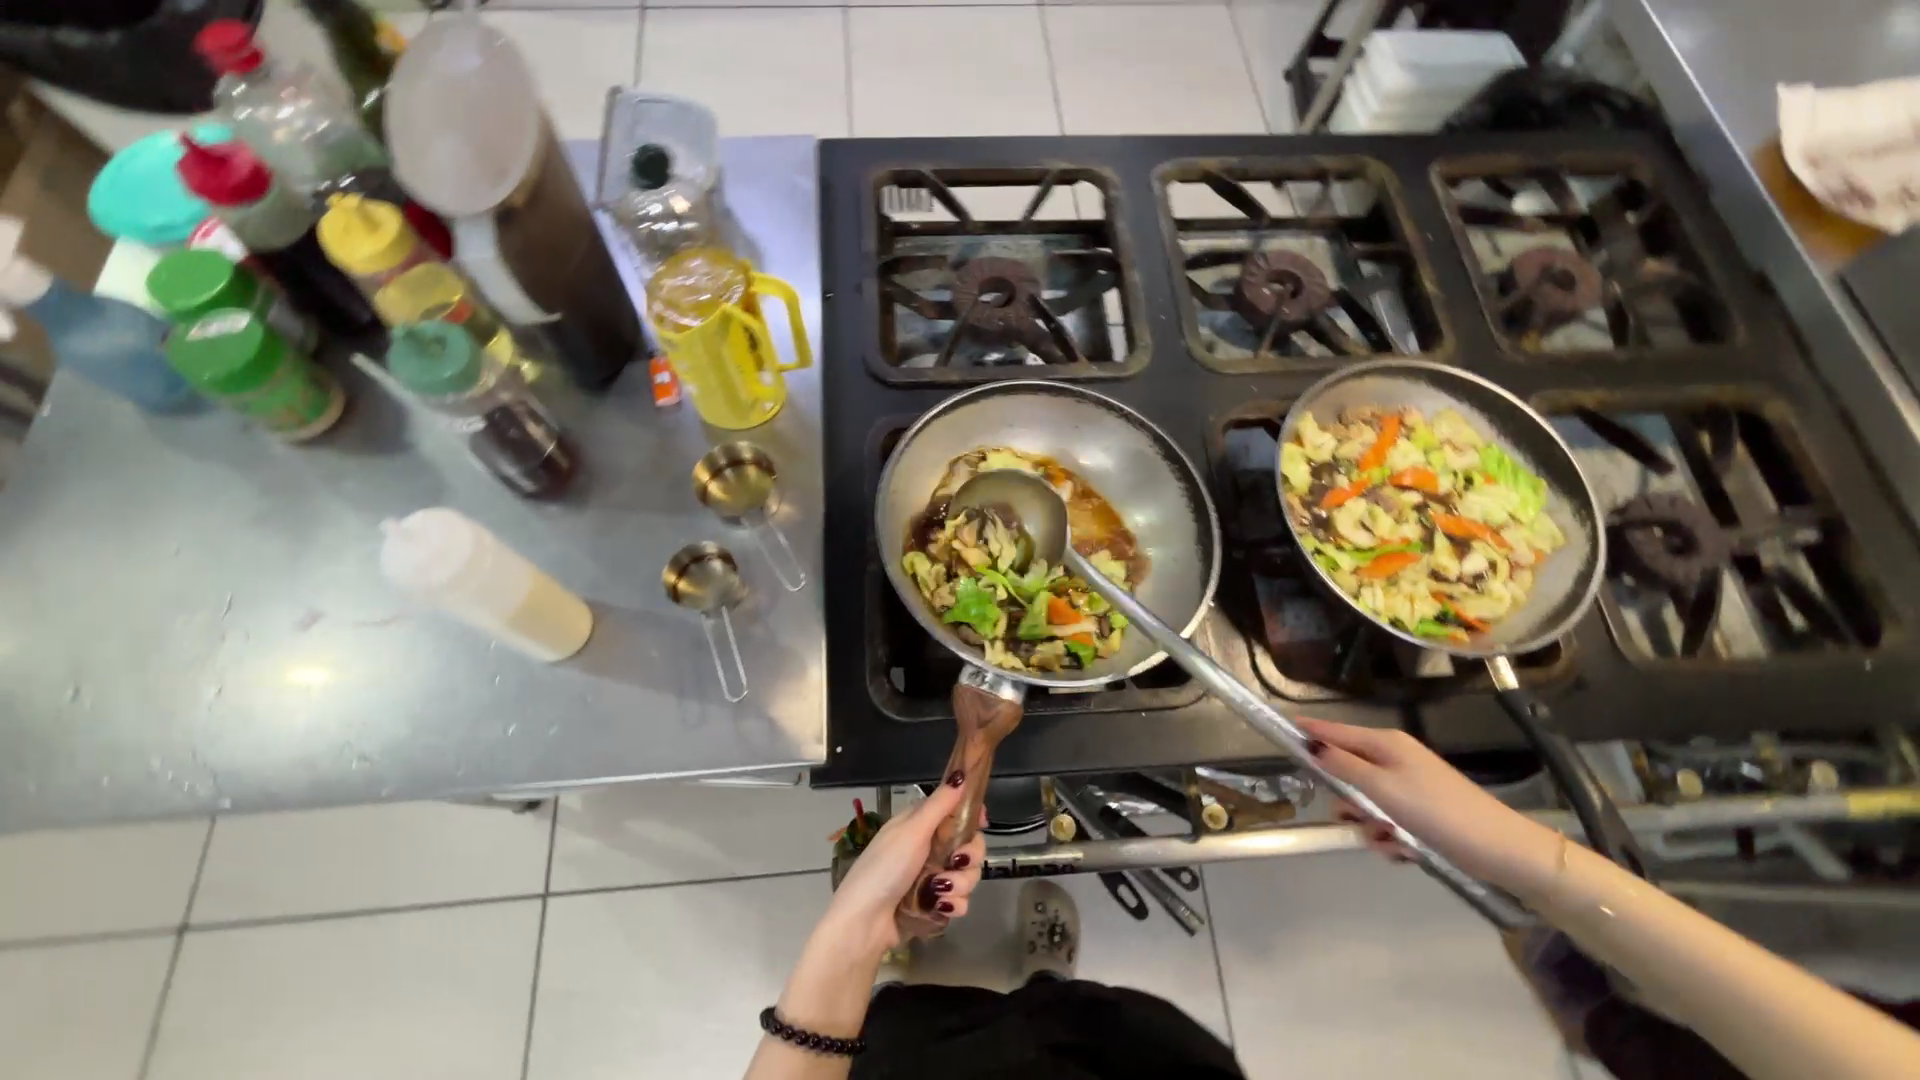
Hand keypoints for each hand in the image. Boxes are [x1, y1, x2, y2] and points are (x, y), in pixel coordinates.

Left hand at [817, 775, 986, 960]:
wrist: (864, 923)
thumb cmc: (885, 869)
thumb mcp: (912, 832)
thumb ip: (939, 805)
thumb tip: (961, 773)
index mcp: (919, 825)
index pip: (954, 811)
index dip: (972, 815)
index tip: (983, 822)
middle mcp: (928, 848)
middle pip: (968, 844)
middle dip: (968, 856)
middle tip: (956, 862)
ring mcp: (932, 878)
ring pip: (968, 874)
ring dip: (960, 884)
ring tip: (940, 892)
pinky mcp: (934, 904)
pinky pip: (960, 900)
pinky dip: (953, 905)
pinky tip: (940, 908)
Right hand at [1299, 717, 1564, 896]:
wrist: (1498, 849)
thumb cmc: (1437, 811)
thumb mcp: (1382, 788)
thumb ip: (1343, 766)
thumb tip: (1310, 743)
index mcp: (1384, 744)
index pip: (1333, 731)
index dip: (1307, 732)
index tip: (1280, 733)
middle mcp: (1392, 760)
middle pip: (1345, 773)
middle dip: (1346, 800)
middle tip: (1357, 815)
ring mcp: (1406, 787)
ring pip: (1362, 804)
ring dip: (1368, 825)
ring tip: (1390, 839)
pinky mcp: (1417, 813)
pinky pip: (1384, 822)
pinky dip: (1388, 838)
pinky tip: (1404, 850)